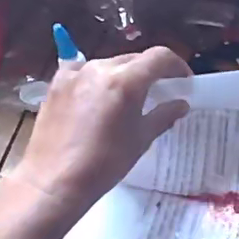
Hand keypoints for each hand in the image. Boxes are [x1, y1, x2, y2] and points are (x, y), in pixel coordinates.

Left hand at [7, 46, 191, 211]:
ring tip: (125, 98)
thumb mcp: (140, 140)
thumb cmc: (104, 164)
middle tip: (158, 91)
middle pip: (133, 59)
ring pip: (107, 64)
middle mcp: (99, 68)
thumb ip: (163, 116)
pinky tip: (95, 98)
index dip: (176, 65)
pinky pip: (82, 72)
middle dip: (149, 72)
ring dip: (122, 75)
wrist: (55, 180)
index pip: (159, 57)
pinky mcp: (56, 84)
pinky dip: (95, 80)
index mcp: (126, 81)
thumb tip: (180, 104)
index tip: (182, 80)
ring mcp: (74, 74)